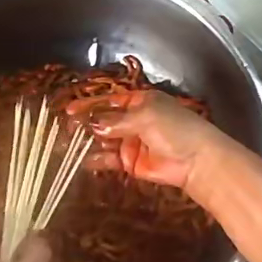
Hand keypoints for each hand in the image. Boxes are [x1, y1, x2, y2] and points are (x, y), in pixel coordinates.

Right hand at [65, 89, 231, 194]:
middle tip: (64, 127)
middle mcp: (133, 119)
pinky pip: (107, 159)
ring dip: (86, 141)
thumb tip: (92, 124)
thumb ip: (116, 120)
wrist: (197, 162)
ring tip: (67, 144)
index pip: (109, 99)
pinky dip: (95, 159)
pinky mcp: (129, 162)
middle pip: (103, 119)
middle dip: (84, 123)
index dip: (89, 103)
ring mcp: (130, 141)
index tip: (69, 109)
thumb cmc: (176, 130)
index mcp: (140, 101)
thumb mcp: (145, 117)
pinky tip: (81, 159)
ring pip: (102, 139)